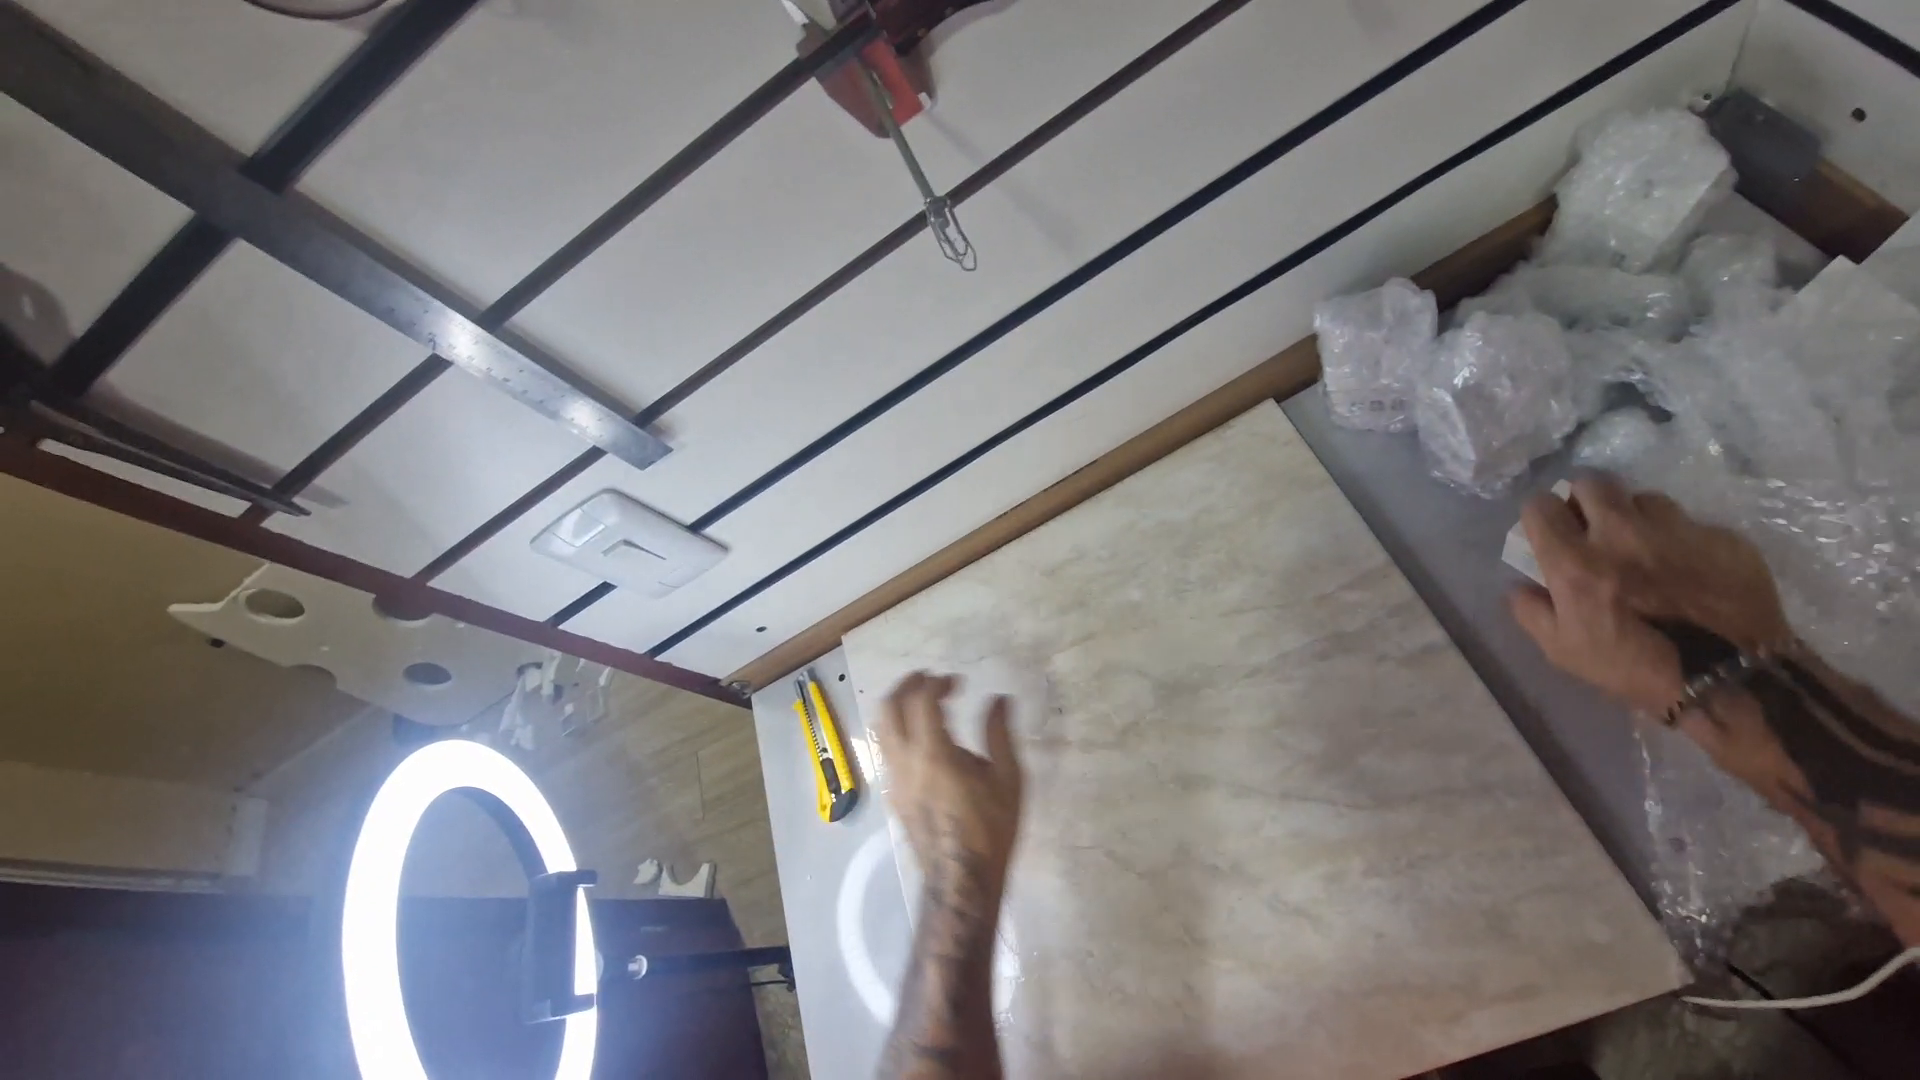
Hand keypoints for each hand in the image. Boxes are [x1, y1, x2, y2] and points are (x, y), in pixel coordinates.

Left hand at [876, 672, 1023, 889]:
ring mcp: (893, 780)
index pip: (922, 701)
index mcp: (934, 754)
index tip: (957, 681)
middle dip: (907, 685)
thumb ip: (999, 734)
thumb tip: (999, 699)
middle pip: (888, 707)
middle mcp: (904, 762)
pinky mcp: (892, 795)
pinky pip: (886, 751)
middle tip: (930, 680)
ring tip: (923, 705)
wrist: (961, 881)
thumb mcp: (1009, 779)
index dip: (936, 683)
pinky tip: (923, 741)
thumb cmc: (991, 830)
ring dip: (898, 707)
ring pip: (881, 729)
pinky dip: (899, 731)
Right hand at [1508, 472, 1791, 713]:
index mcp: (1576, 562)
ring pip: (1645, 498)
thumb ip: (1531, 611)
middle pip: (1592, 482)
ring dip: (1634, 515)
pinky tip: (1686, 566)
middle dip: (1583, 497)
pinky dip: (1680, 539)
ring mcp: (1678, 533)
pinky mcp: (1723, 540)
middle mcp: (1622, 536)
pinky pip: (1691, 524)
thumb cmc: (1634, 667)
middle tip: (1589, 521)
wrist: (1732, 680)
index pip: (1540, 507)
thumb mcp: (1562, 650)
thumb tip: (1522, 585)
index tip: (1546, 529)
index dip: (1539, 514)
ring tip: (1641, 542)